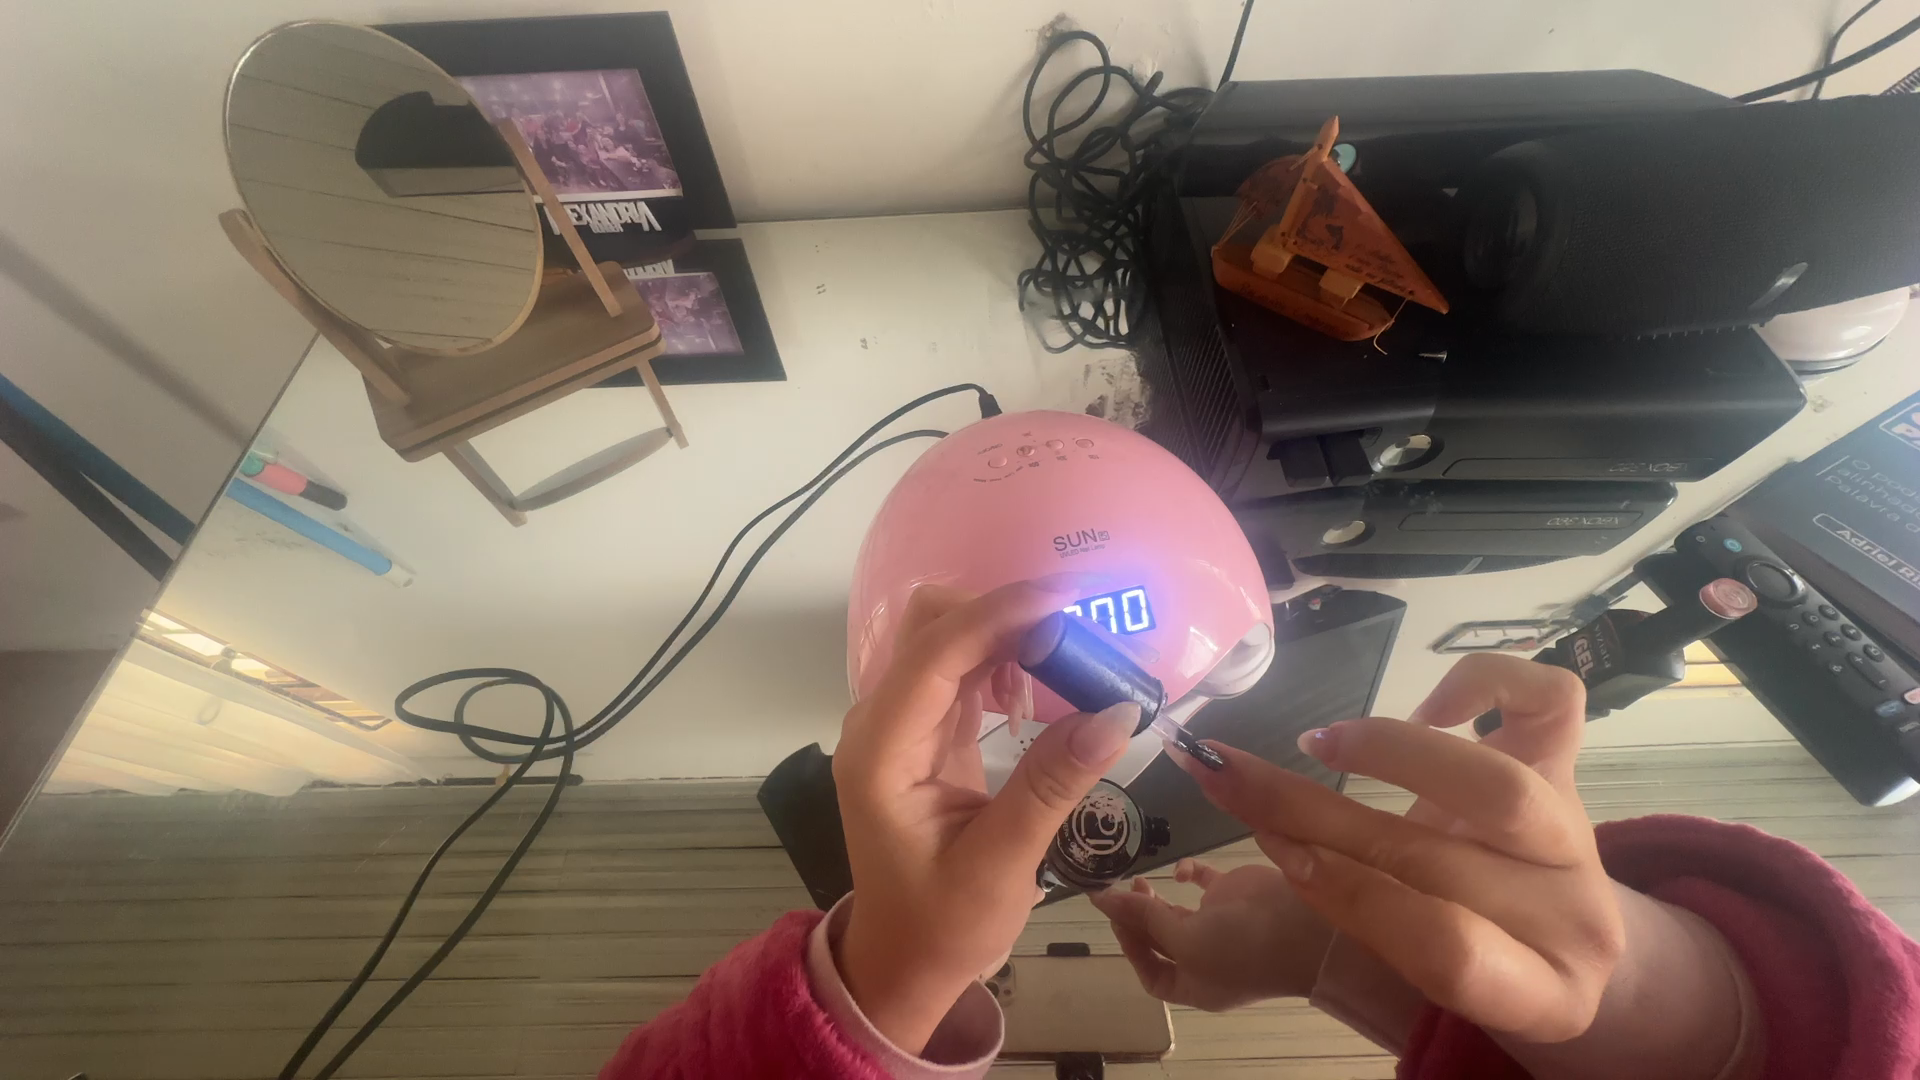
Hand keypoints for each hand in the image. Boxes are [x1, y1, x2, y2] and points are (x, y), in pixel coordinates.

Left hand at [832, 577, 1139, 1052]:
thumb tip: (1116, 714)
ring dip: (1006, 630)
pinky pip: (962, 667)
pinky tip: (1042, 674)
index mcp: (881, 751)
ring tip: (1069, 648)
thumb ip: (1051, 784)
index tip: (1065, 599)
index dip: (997, 615)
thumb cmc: (942, 924)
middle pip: (931, 626)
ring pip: (948, 637)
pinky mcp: (926, 727)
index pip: (934, 655)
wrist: (903, 956)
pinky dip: (1003, 656)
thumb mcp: (1002, 866)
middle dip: (1000, 613)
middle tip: (1074, 630)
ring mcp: (901, 720)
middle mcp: (881, 721)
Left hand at [1088, 857, 1334, 1010]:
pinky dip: (1186, 873)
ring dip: (1155, 898)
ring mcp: (1220, 924)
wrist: (1305, 926)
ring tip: (1140, 880)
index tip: (1115, 915)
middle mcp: (1205, 956)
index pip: (1152, 974)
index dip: (1129, 948)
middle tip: (1121, 890)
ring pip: (1176, 912)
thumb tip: (1100, 899)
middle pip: (1159, 939)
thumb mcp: (1187, 941)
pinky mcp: (1232, 894)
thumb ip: (1144, 918)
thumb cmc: (1242, 947)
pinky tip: (1179, 868)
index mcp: (1196, 983)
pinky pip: (1201, 883)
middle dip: (1137, 918)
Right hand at [1172, 654, 1624, 1043]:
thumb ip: (1337, 896)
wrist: (1547, 927)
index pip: (1445, 950)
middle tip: (1234, 775)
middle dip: (1313, 811)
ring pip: (1496, 783)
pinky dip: (1484, 683)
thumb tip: (1254, 811)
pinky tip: (1430, 705)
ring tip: (1317, 741)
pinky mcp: (1569, 772)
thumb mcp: (1400, 951)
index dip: (1349, 894)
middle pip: (1438, 855)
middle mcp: (1571, 917)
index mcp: (1534, 992)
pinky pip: (1551, 703)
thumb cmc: (1456, 944)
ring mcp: (1579, 838)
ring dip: (1380, 749)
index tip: (1271, 846)